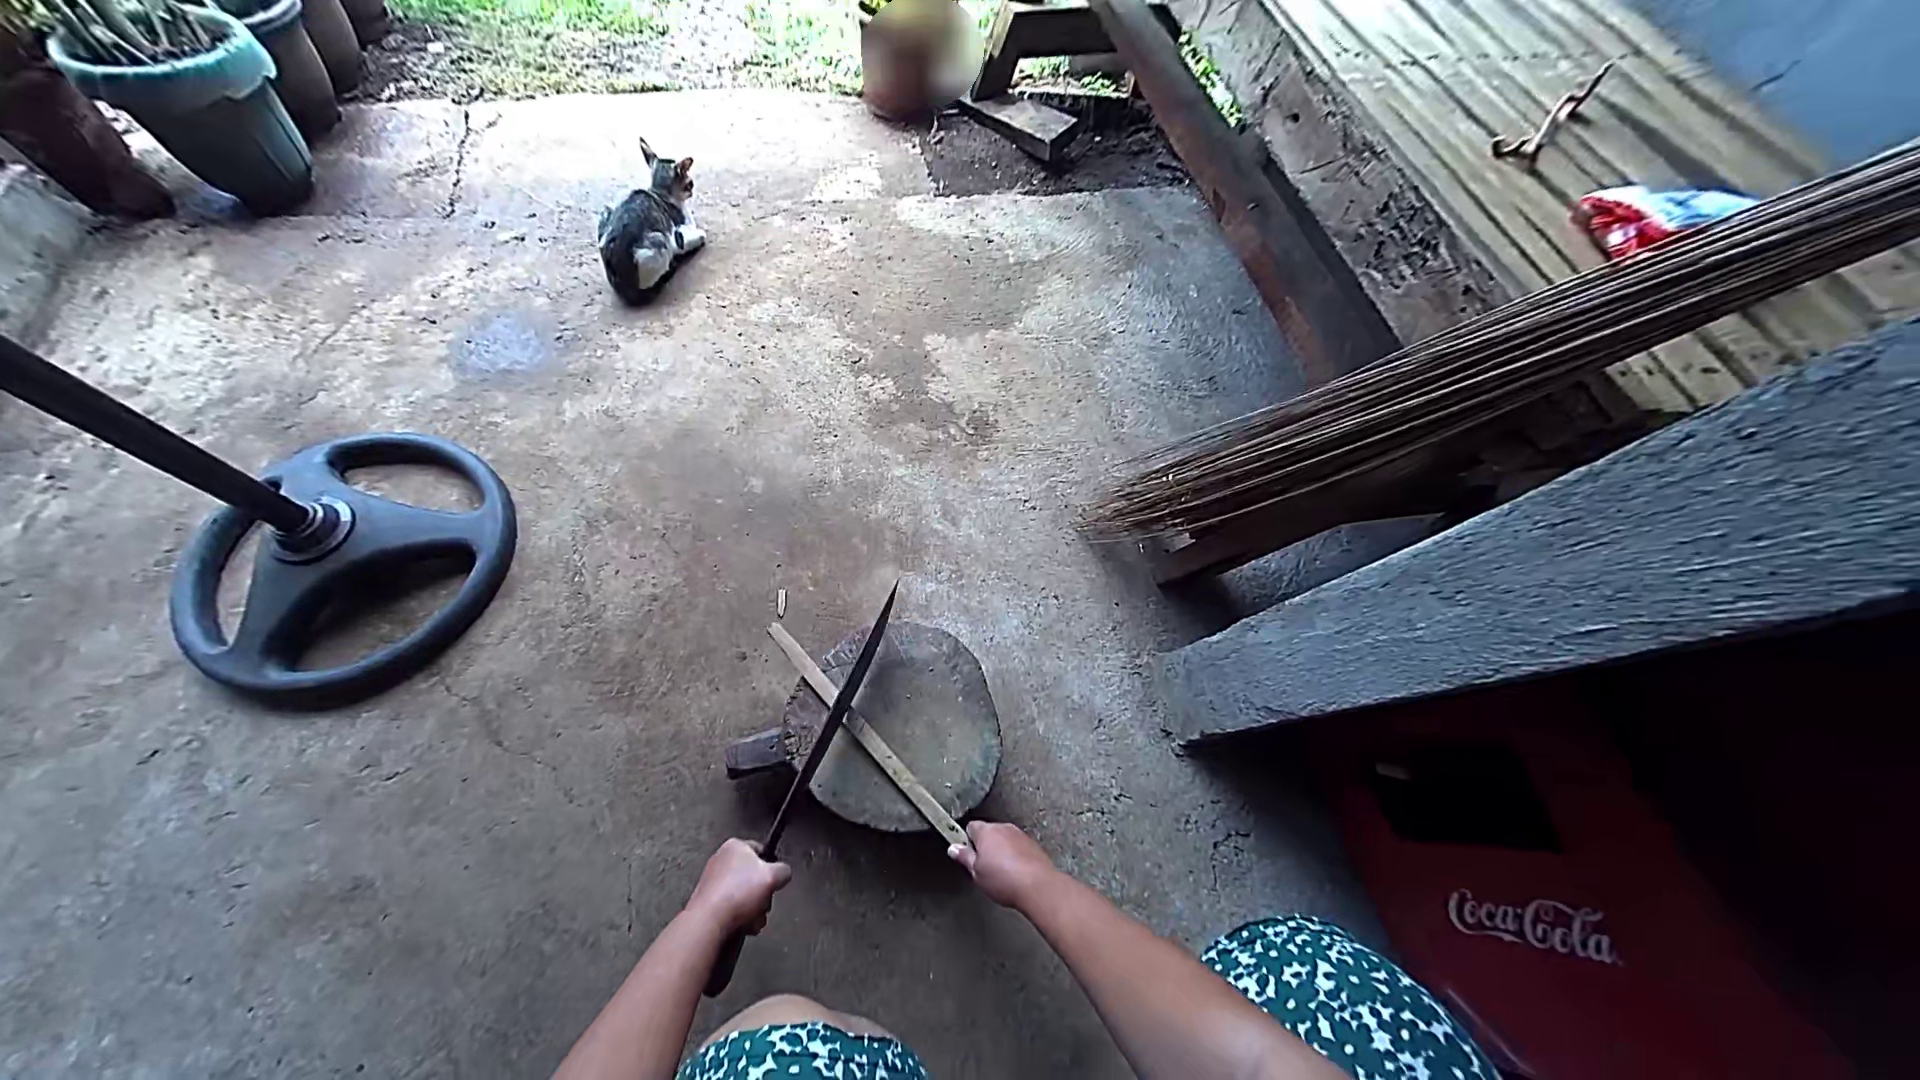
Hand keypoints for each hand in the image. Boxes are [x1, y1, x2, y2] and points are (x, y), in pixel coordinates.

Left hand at [686, 839, 791, 935]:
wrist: (709, 923)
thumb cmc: (738, 894)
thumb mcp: (774, 876)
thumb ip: (784, 871)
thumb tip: (783, 874)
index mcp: (735, 846)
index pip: (762, 850)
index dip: (771, 866)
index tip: (774, 880)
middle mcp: (720, 860)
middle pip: (753, 876)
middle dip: (762, 893)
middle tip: (763, 902)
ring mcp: (711, 882)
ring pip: (743, 894)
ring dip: (753, 908)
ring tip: (752, 918)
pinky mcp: (706, 903)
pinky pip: (730, 907)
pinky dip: (739, 916)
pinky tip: (742, 925)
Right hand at [948, 821, 1058, 909]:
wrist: (1037, 886)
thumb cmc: (1005, 880)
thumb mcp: (976, 872)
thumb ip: (964, 857)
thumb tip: (953, 848)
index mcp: (986, 831)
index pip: (971, 827)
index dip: (967, 841)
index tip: (966, 855)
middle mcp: (1003, 827)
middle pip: (988, 832)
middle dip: (985, 847)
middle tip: (983, 868)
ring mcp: (1019, 835)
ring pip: (1004, 839)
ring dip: (1001, 851)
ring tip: (1001, 874)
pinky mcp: (1032, 844)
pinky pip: (1018, 847)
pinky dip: (1015, 856)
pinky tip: (1015, 873)